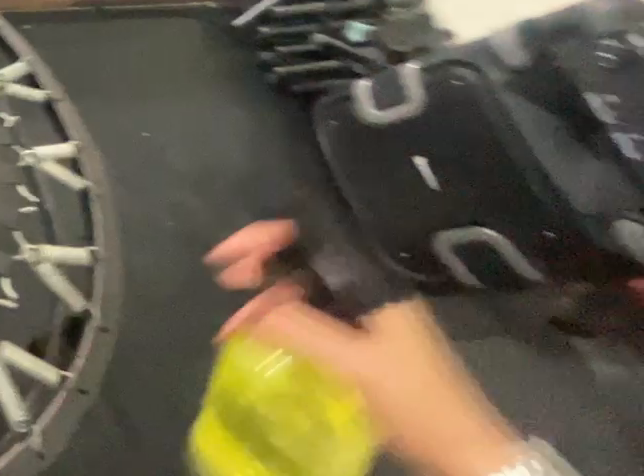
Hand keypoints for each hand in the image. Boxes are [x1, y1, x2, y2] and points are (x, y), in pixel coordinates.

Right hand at [207, 221, 526, 475]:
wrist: (467, 454)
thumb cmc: (417, 402)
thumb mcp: (354, 365)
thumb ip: (298, 329)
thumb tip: (244, 310)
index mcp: (369, 283)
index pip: (305, 237)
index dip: (259, 238)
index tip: (224, 257)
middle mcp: (364, 289)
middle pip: (297, 260)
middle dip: (254, 269)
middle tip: (224, 284)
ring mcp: (362, 313)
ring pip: (298, 290)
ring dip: (262, 302)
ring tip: (234, 327)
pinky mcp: (358, 337)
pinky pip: (307, 314)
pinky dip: (278, 321)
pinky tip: (257, 336)